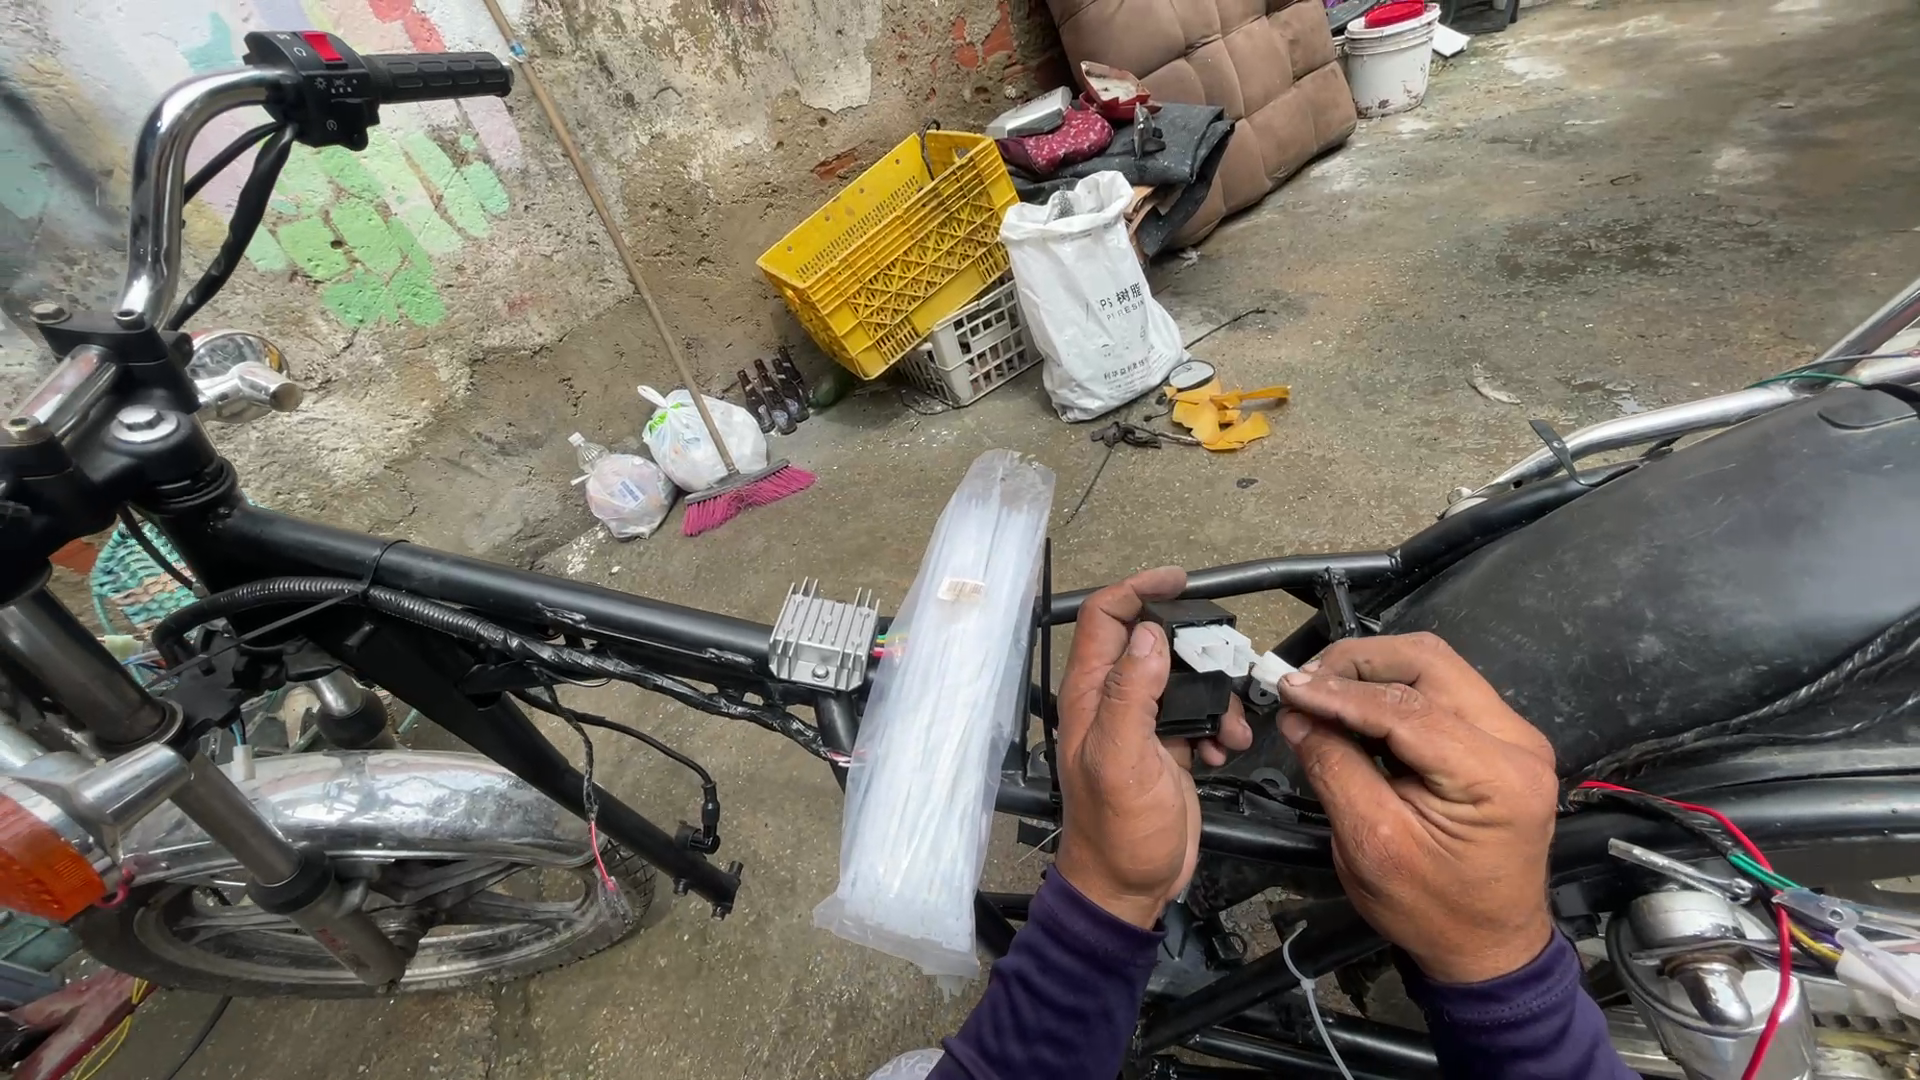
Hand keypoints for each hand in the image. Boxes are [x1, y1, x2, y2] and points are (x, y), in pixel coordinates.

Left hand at [1052, 567, 1252, 927]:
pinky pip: (1197, 712)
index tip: (1177, 581)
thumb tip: (1148, 635)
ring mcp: (1141, 720)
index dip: (1135, 590)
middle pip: (1149, 640)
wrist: (1131, 885)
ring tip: (1227, 725)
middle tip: (1222, 658)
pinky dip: (1217, 722)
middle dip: (1191, 643)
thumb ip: (1131, 694)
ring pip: (1181, 675)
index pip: (1104, 618)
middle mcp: (1112, 698)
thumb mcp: (1121, 759)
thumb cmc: (1116, 831)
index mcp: (1090, 692)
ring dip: (1212, 690)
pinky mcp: (1167, 743)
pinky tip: (1223, 747)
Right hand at [1276, 632, 1558, 983]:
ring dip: (1366, 670)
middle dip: (1354, 663)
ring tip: (1318, 693)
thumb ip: (1332, 767)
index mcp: (1495, 776)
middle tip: (1302, 684)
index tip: (1284, 687)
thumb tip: (1296, 714)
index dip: (1336, 692)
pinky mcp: (1492, 737)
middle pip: (1426, 662)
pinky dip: (1382, 687)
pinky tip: (1347, 707)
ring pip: (1429, 665)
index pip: (1404, 707)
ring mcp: (1509, 735)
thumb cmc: (1433, 909)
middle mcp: (1514, 742)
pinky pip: (1433, 688)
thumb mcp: (1368, 844)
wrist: (1488, 947)